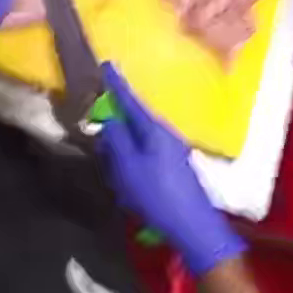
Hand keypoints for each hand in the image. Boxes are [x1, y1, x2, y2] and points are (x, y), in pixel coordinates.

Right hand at [95, 63, 244, 277]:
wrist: (193, 226)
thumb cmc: (157, 193)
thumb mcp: (128, 166)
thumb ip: (116, 140)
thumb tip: (110, 121)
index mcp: (155, 130)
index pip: (131, 100)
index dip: (117, 84)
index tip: (106, 65)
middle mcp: (166, 136)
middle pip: (134, 121)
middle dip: (115, 125)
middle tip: (98, 133)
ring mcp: (172, 153)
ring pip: (139, 141)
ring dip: (123, 150)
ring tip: (113, 169)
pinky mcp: (174, 169)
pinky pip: (146, 156)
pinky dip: (132, 163)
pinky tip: (128, 182)